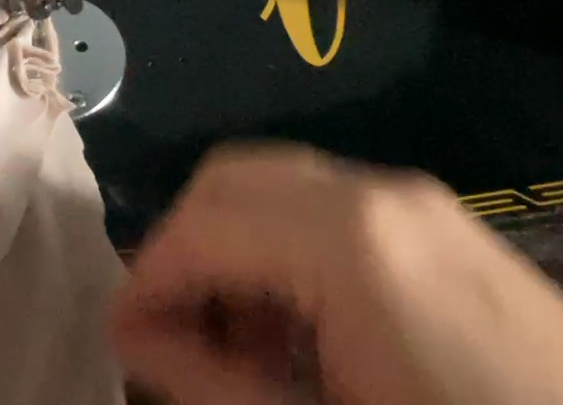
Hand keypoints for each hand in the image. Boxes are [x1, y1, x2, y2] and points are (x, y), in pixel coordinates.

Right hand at [111, 146, 562, 404]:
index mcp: (346, 239)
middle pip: (230, 178)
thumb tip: (133, 337)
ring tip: (235, 337)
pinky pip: (327, 206)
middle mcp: (373, 190)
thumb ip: (215, 382)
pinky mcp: (442, 221)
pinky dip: (284, 247)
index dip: (147, 277)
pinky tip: (300, 324)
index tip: (120, 336)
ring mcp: (414, 197)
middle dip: (184, 245)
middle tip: (171, 329)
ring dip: (233, 244)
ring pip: (275, 184)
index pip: (202, 226)